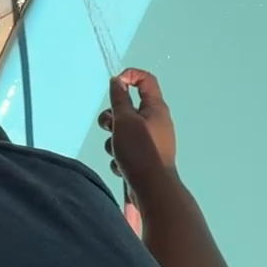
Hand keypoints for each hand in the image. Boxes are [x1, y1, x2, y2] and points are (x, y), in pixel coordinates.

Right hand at [99, 68, 177, 232]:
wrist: (152, 190)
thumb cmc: (140, 150)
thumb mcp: (125, 120)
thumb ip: (119, 99)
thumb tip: (117, 81)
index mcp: (155, 109)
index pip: (146, 80)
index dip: (129, 76)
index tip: (113, 85)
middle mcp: (154, 122)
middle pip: (128, 108)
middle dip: (112, 117)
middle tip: (110, 126)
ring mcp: (149, 141)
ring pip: (123, 131)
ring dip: (114, 140)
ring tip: (117, 151)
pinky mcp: (143, 158)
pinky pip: (125, 149)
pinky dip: (120, 156)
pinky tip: (122, 166)